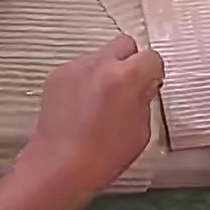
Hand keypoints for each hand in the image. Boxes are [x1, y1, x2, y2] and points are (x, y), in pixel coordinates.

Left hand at [14, 35, 164, 196]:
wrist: (59, 165)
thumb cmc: (104, 155)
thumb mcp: (140, 132)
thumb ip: (144, 100)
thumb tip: (144, 86)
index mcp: (126, 77)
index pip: (151, 57)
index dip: (153, 72)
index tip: (149, 85)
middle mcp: (99, 64)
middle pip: (124, 44)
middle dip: (130, 61)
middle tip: (127, 86)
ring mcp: (75, 67)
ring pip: (99, 57)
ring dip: (105, 72)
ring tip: (100, 103)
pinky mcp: (56, 75)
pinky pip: (79, 69)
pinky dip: (84, 81)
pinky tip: (81, 107)